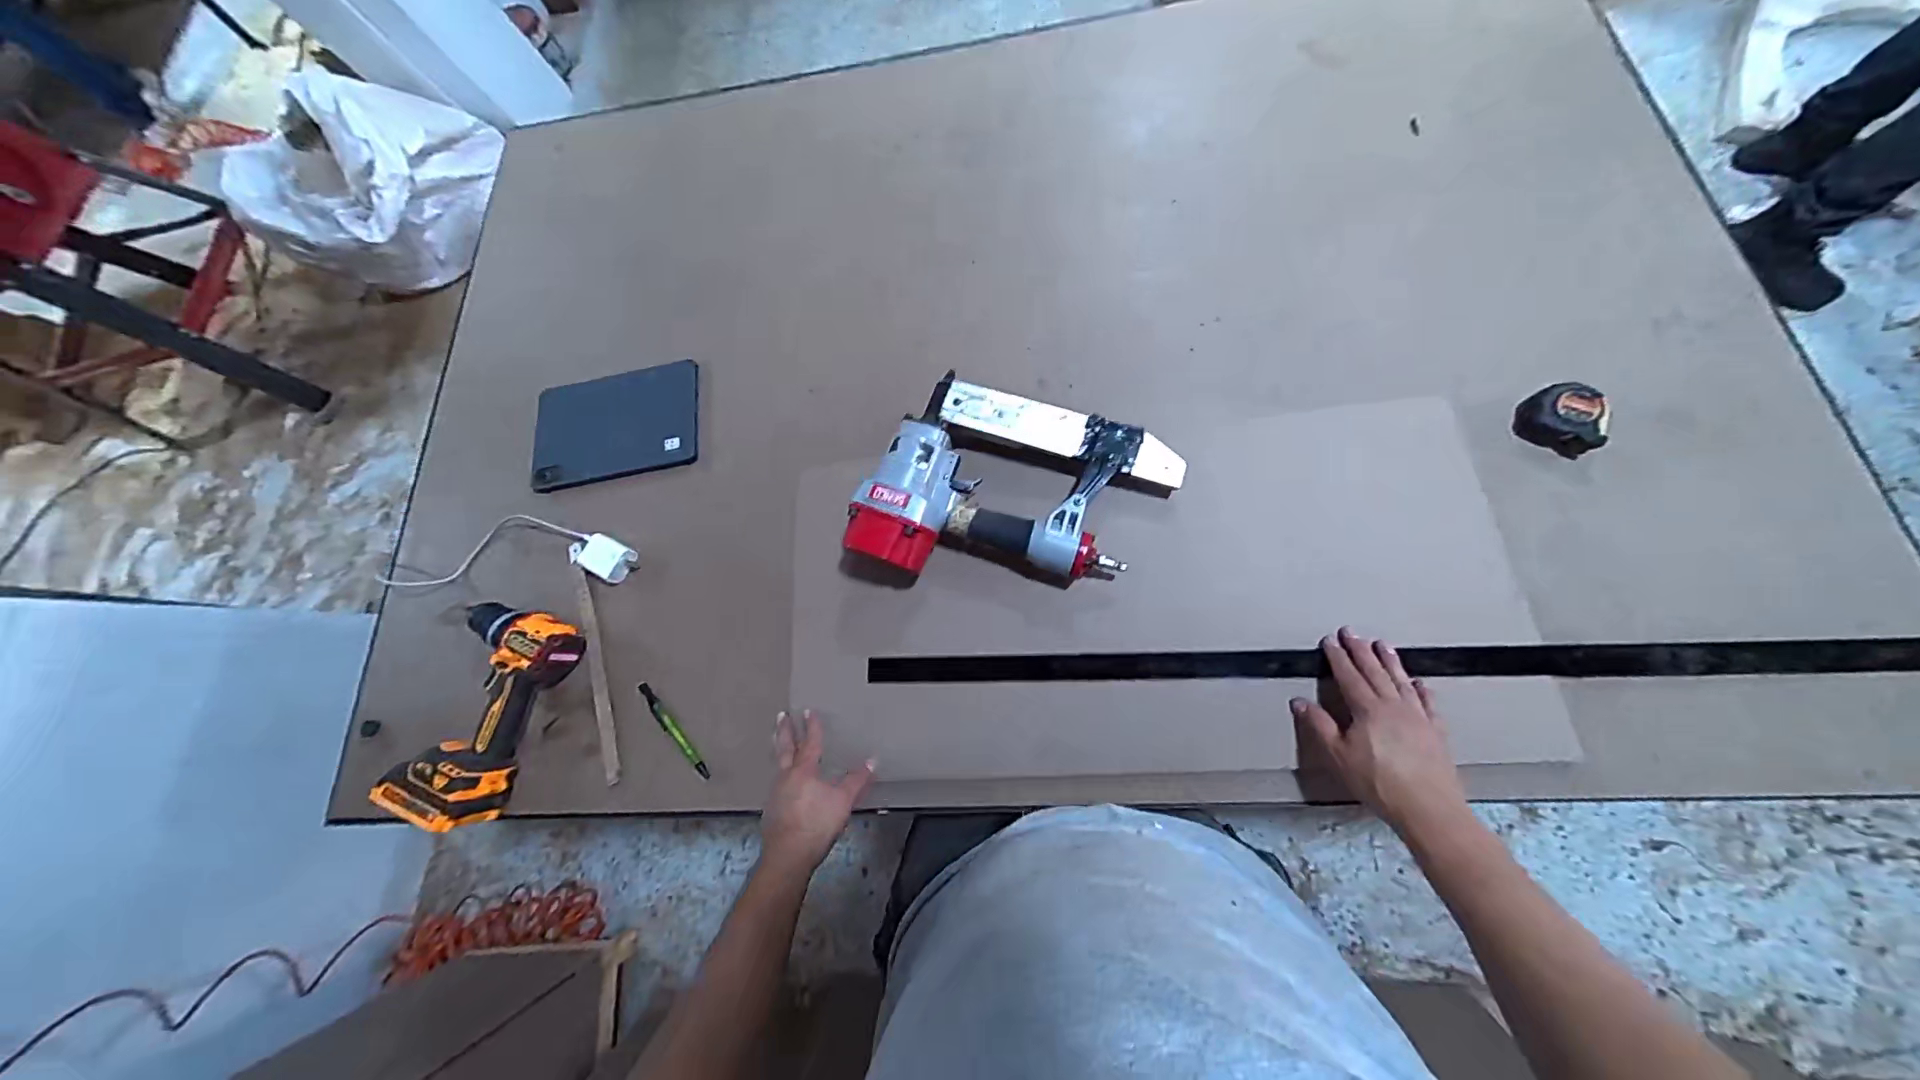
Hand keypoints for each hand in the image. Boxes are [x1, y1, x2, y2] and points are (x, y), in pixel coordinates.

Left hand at [759, 710, 874, 877]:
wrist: (788, 856)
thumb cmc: (816, 825)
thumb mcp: (843, 801)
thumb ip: (857, 781)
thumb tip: (872, 762)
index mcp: (804, 771)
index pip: (810, 743)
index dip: (812, 727)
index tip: (809, 712)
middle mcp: (786, 777)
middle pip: (785, 748)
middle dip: (785, 731)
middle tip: (782, 716)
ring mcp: (776, 793)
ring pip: (779, 765)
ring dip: (781, 751)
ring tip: (782, 744)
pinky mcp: (772, 810)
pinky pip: (778, 784)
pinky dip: (782, 775)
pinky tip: (786, 783)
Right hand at [1292, 627, 1468, 831]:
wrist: (1429, 809)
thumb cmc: (1380, 784)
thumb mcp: (1338, 756)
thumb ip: (1319, 726)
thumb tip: (1301, 703)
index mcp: (1368, 710)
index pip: (1349, 676)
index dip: (1338, 657)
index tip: (1330, 641)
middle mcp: (1394, 707)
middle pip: (1375, 672)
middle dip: (1361, 651)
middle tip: (1352, 633)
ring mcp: (1418, 718)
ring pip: (1401, 681)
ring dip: (1390, 661)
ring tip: (1382, 645)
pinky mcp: (1435, 732)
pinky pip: (1428, 703)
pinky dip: (1421, 690)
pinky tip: (1418, 683)